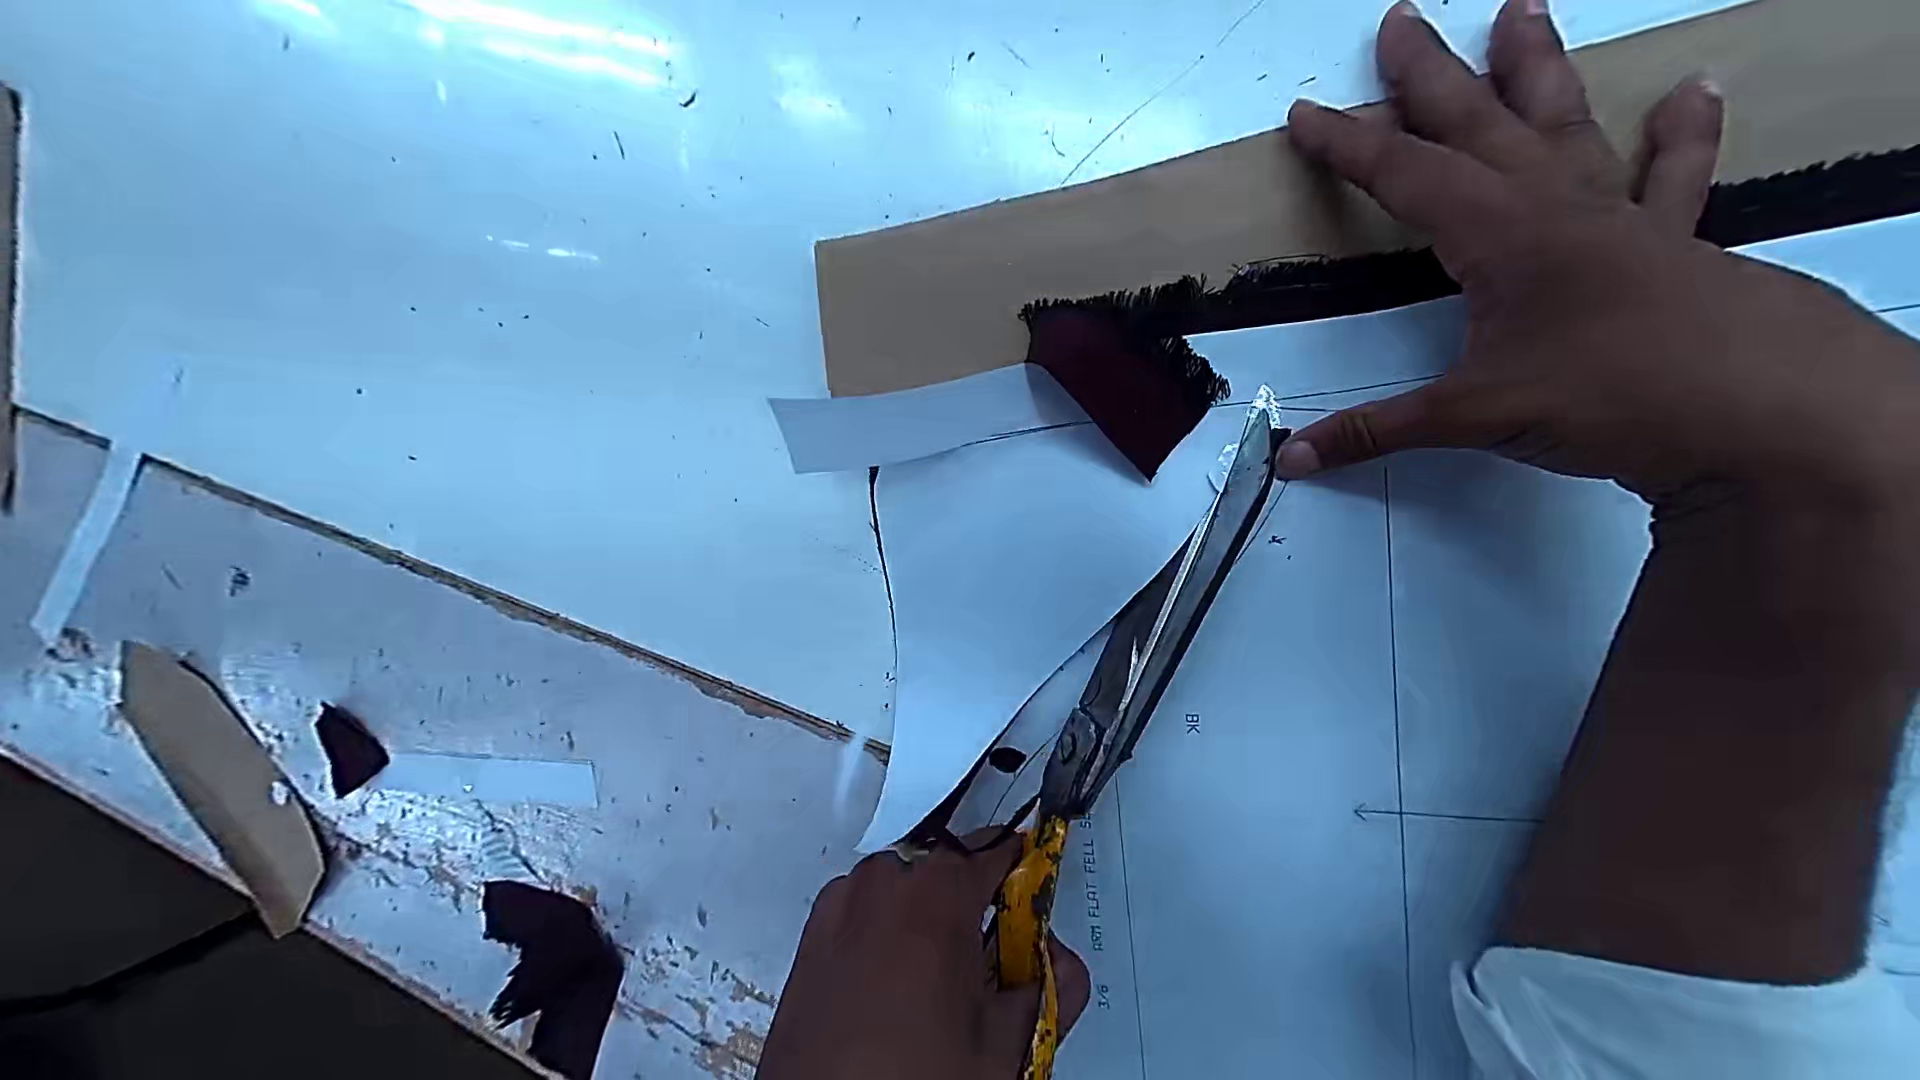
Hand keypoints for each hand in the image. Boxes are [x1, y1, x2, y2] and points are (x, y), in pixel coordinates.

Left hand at [758, 837, 1090, 1079]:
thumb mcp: (1004, 1046)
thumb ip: (1051, 988)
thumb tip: (1063, 963)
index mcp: (938, 893)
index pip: (996, 850)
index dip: (1020, 867)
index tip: (1030, 887)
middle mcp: (888, 879)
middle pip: (948, 866)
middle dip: (972, 898)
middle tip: (986, 955)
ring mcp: (845, 899)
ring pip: (904, 883)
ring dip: (925, 910)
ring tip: (934, 977)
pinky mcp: (813, 928)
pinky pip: (864, 905)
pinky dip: (883, 925)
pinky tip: (890, 981)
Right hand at [1278, 0, 1919, 510]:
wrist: (1770, 417)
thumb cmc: (1609, 399)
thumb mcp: (1471, 418)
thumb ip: (1373, 432)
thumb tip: (1289, 461)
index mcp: (1504, 237)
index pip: (1407, 176)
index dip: (1348, 145)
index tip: (1304, 113)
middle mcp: (1558, 210)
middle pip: (1480, 126)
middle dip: (1430, 75)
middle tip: (1401, 19)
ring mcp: (1620, 222)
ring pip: (1566, 129)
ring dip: (1537, 72)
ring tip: (1522, 9)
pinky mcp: (1669, 248)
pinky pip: (1671, 180)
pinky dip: (1681, 137)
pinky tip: (1693, 93)